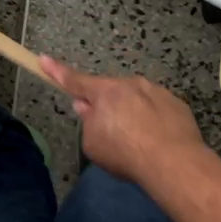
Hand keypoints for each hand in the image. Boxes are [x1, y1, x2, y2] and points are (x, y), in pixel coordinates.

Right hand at [40, 56, 209, 186]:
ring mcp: (157, 91)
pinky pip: (157, 108)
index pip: (75, 80)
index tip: (43, 59)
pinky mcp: (177, 104)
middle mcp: (131, 84)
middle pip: (110, 92)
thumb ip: (88, 122)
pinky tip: (157, 141)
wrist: (173, 162)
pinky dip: (153, 120)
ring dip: (132, 113)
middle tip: (110, 132)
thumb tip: (87, 106)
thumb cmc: (125, 153)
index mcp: (105, 92)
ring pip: (136, 99)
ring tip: (139, 142)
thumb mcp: (93, 144)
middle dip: (106, 106)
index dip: (57, 72)